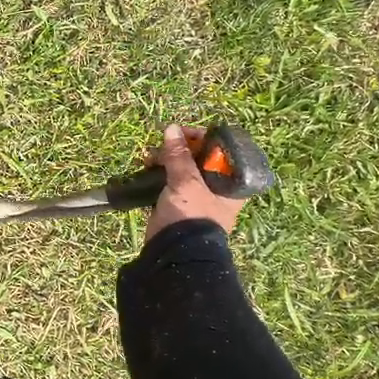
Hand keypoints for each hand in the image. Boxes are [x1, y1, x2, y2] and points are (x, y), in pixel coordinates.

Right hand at [146, 124, 247, 239]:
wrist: (175, 249)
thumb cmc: (191, 215)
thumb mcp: (186, 183)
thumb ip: (178, 156)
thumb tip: (171, 129)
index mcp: (231, 182)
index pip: (220, 150)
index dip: (200, 139)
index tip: (179, 135)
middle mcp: (217, 185)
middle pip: (198, 156)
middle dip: (177, 149)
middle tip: (161, 149)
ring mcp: (197, 193)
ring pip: (181, 166)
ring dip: (164, 158)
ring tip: (149, 159)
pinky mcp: (178, 200)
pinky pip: (169, 178)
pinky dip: (158, 170)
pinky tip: (146, 167)